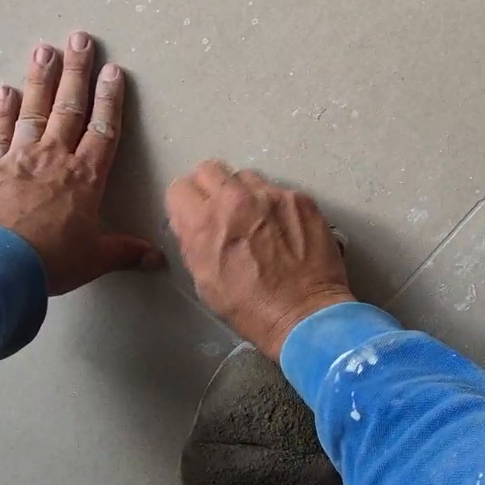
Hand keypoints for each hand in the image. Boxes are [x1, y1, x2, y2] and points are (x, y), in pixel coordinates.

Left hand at [0, 32, 163, 294]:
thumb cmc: (53, 259)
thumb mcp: (95, 257)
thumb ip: (126, 252)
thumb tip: (158, 260)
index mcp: (86, 177)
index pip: (104, 129)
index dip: (110, 100)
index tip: (113, 71)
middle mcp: (55, 158)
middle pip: (70, 107)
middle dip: (77, 72)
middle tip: (80, 39)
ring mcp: (21, 158)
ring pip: (35, 110)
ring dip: (41, 79)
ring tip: (45, 48)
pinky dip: (2, 110)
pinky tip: (5, 89)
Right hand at [165, 162, 354, 358]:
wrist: (304, 315)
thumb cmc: (250, 307)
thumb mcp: (203, 280)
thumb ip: (192, 241)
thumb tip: (191, 222)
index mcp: (205, 222)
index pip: (180, 188)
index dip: (185, 204)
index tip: (194, 214)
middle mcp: (236, 200)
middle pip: (210, 169)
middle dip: (210, 188)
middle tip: (222, 211)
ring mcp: (272, 196)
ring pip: (245, 177)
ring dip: (244, 194)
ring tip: (256, 221)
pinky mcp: (300, 200)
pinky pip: (278, 191)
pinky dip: (276, 206)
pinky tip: (283, 230)